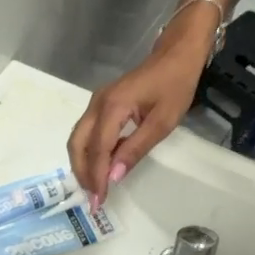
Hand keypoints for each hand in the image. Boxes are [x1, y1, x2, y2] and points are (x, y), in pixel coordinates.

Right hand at [66, 10, 213, 208]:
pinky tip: (100, 166)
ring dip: (82, 164)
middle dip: (83, 173)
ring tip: (94, 186)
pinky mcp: (100, 104)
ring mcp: (96, 103)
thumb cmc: (175, 86)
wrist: (176, 54)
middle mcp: (97, 105)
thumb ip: (136, 149)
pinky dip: (88, 153)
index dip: (97, 177)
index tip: (99, 201)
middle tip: (93, 198)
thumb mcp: (162, 122)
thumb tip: (114, 176)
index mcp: (113, 108)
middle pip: (78, 145)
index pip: (98, 150)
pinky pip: (86, 133)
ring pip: (78, 139)